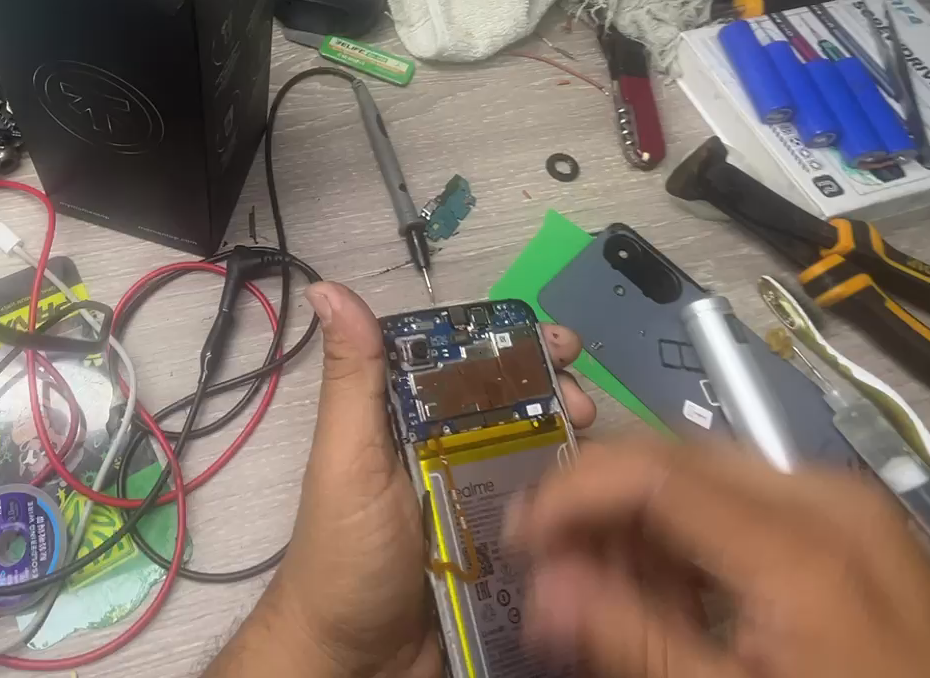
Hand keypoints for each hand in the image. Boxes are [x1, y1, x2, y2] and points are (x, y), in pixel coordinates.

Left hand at [205, 283, 595, 677]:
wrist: (359, 662)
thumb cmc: (346, 550)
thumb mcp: (348, 456)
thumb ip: (352, 379)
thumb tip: (328, 288)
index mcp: (405, 417)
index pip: (460, 362)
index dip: (506, 343)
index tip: (553, 337)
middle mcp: (443, 446)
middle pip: (505, 400)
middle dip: (550, 385)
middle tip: (583, 393)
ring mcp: (475, 495)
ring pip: (531, 447)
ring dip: (569, 432)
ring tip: (594, 432)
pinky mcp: (501, 544)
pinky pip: (543, 506)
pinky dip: (573, 491)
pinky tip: (600, 487)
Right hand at [512, 440, 929, 677]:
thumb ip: (634, 640)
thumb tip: (538, 587)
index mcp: (802, 541)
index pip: (647, 470)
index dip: (568, 494)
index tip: (520, 536)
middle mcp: (822, 494)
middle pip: (669, 456)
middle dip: (598, 503)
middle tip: (555, 562)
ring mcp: (847, 505)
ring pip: (700, 470)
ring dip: (641, 518)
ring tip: (614, 586)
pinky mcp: (857, 524)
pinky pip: (743, 498)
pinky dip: (692, 532)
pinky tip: (679, 588)